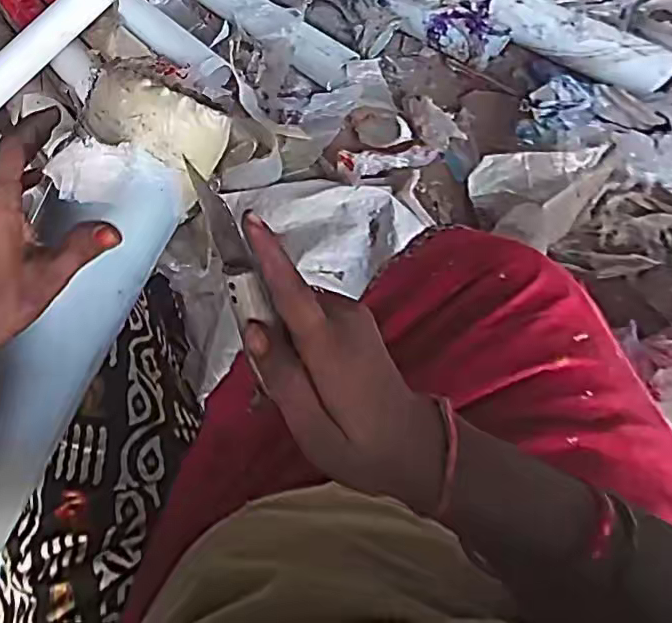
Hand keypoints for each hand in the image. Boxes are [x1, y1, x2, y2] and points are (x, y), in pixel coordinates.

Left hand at [0, 110, 119, 435]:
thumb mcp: (47, 275)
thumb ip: (80, 249)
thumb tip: (109, 231)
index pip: (12, 148)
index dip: (33, 126)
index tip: (52, 115)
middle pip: (4, 152)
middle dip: (31, 133)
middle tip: (54, 122)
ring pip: (1, 167)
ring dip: (23, 151)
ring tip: (48, 144)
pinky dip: (17, 172)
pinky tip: (34, 181)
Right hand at [241, 212, 447, 513]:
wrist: (420, 450)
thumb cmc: (361, 447)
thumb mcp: (311, 428)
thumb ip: (279, 374)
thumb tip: (252, 329)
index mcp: (330, 347)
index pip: (292, 291)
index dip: (268, 255)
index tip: (251, 221)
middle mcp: (343, 317)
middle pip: (283, 299)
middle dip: (262, 324)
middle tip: (269, 380)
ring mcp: (352, 313)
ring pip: (292, 306)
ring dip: (278, 333)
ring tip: (294, 384)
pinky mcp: (353, 314)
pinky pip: (305, 311)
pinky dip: (294, 333)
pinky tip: (306, 370)